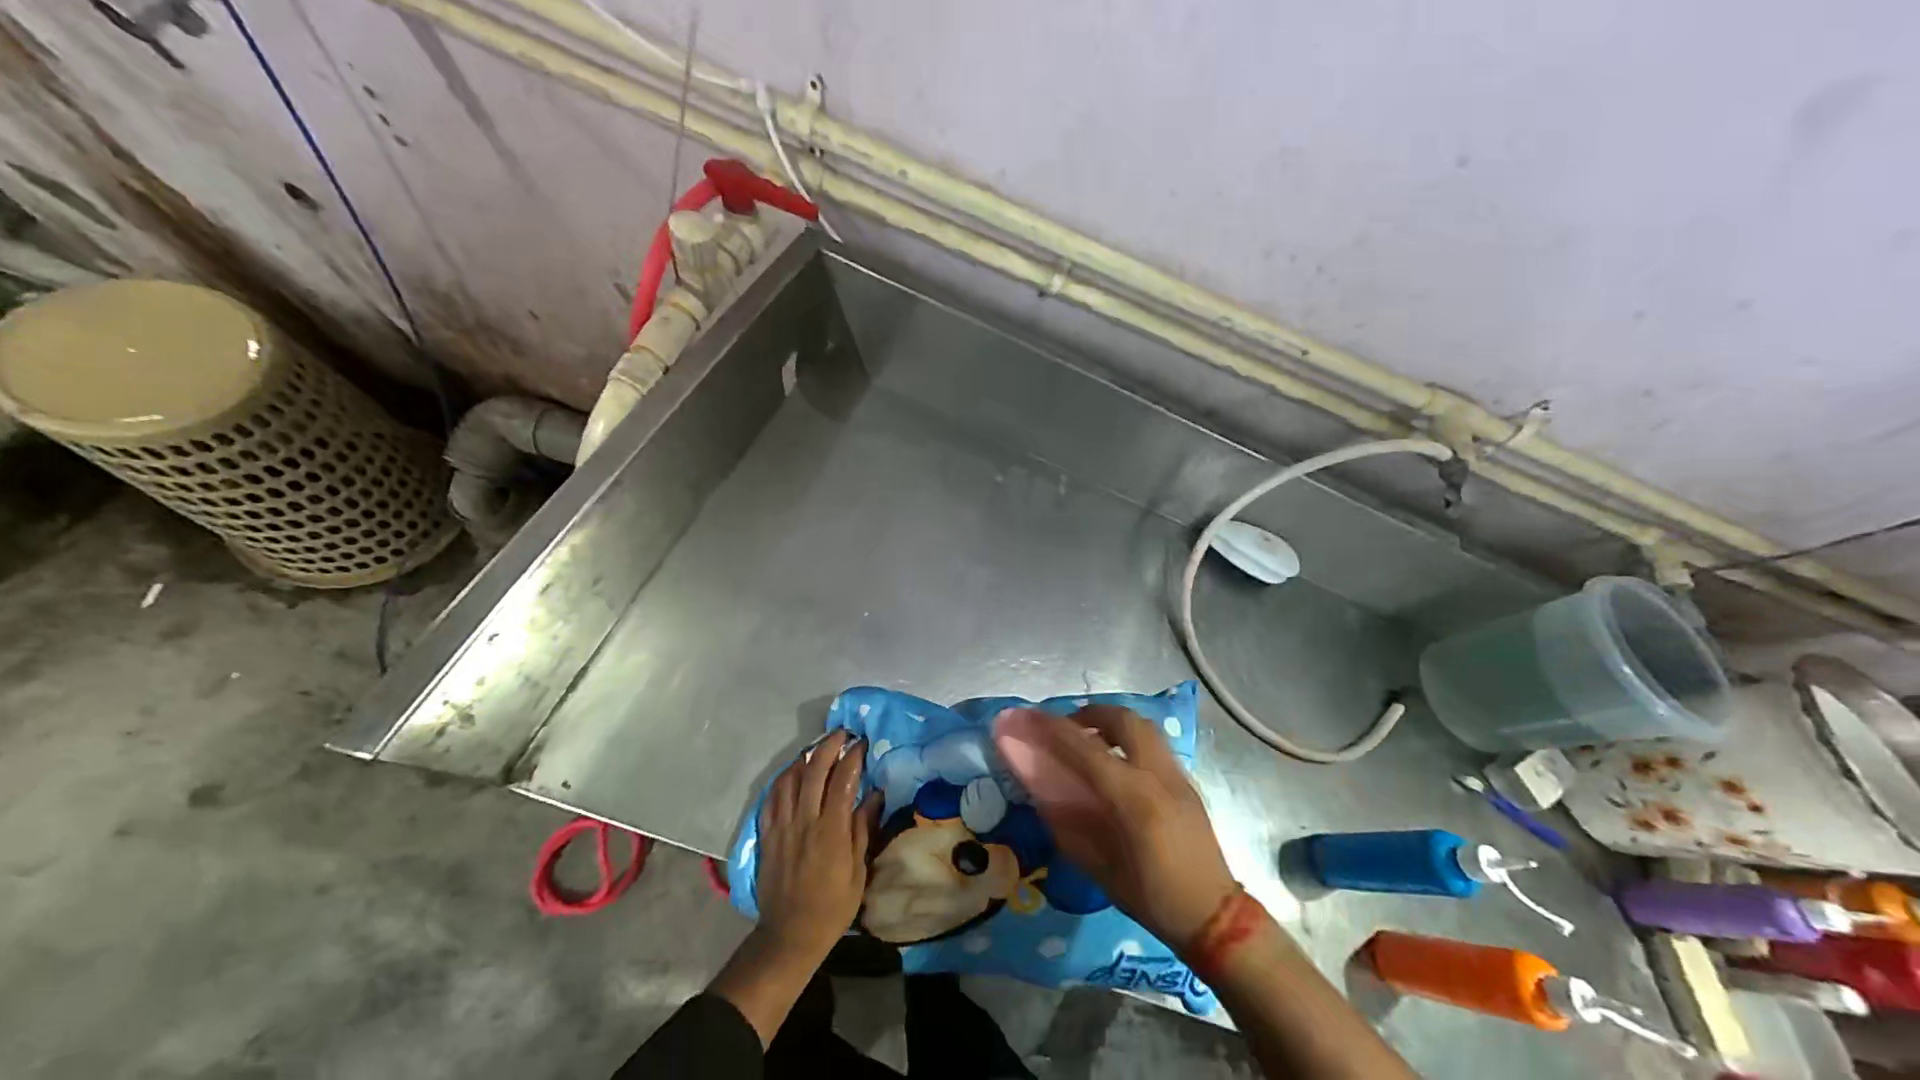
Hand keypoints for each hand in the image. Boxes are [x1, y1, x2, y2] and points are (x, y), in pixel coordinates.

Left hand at [754, 729, 880, 962]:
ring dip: (804, 758)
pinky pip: (771, 797)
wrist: (790, 934)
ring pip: (789, 779)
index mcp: (831, 832)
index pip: (842, 782)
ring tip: (817, 748)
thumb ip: (862, 829)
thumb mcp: (858, 871)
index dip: (852, 758)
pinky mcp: (766, 834)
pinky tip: (792, 772)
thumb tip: (873, 795)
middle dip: (828, 747)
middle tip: (841, 735)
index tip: (861, 744)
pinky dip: (783, 779)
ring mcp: (782, 826)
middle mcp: (804, 822)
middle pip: (813, 772)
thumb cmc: (833, 906)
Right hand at [993, 705, 1237, 950]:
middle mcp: (1157, 775)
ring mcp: (1177, 775)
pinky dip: (1129, 737)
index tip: (1029, 718)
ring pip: (1143, 726)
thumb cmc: (1150, 896)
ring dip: (1111, 722)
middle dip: (1089, 714)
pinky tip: (1116, 759)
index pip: (1086, 747)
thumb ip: (1066, 822)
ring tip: (1090, 738)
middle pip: (1122, 720)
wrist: (1213, 916)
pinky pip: (1154, 743)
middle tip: (1065, 727)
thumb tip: (1038, 788)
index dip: (1054, 729)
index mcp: (1133, 798)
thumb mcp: (1097, 866)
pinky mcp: (1187, 781)